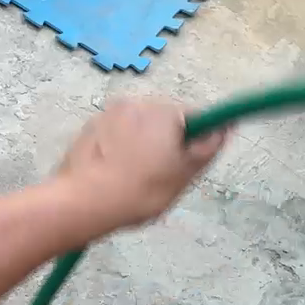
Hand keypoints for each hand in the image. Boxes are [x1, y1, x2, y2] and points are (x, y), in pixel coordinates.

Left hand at [54, 97, 225, 231]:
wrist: (81, 202)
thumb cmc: (138, 191)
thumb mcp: (183, 175)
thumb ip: (207, 148)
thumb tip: (224, 128)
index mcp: (164, 110)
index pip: (194, 117)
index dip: (194, 142)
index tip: (185, 165)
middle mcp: (135, 102)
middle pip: (163, 119)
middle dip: (164, 142)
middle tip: (158, 176)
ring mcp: (107, 112)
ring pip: (137, 127)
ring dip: (140, 144)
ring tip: (131, 177)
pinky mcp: (87, 127)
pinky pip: (114, 133)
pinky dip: (118, 148)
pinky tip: (112, 173)